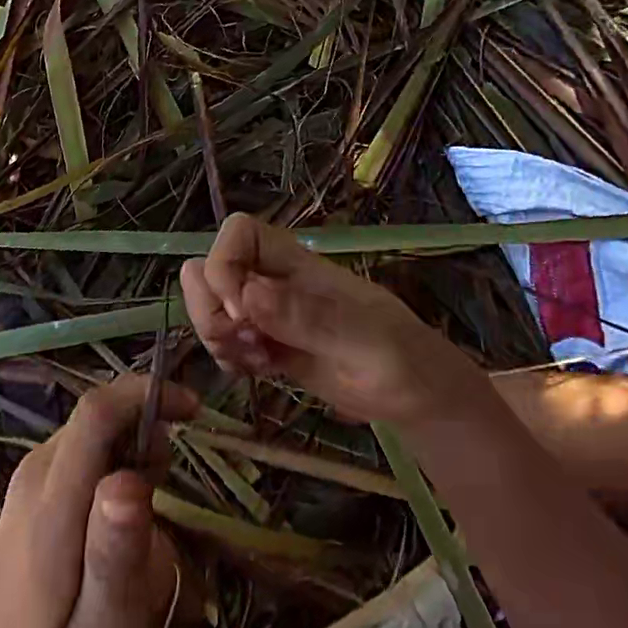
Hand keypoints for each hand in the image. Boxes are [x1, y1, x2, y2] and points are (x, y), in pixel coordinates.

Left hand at [0, 376, 196, 627]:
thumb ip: (115, 556)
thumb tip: (130, 478)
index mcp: (50, 505)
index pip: (97, 411)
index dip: (148, 394)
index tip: (195, 411)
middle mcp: (34, 477)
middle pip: (99, 416)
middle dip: (146, 432)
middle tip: (169, 493)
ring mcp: (28, 485)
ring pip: (95, 434)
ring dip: (134, 456)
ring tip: (146, 524)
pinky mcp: (32, 497)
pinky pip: (86, 456)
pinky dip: (117, 470)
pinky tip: (120, 527)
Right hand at [179, 213, 480, 425]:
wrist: (417, 395)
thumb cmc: (404, 359)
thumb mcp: (365, 340)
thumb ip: (309, 318)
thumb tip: (247, 292)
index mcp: (300, 264)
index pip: (239, 232)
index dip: (224, 265)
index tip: (239, 311)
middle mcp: (276, 281)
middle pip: (210, 269)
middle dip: (211, 310)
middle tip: (249, 344)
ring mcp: (269, 315)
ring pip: (209, 305)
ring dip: (218, 337)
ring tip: (259, 362)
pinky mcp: (267, 345)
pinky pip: (223, 340)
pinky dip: (227, 358)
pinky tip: (261, 373)